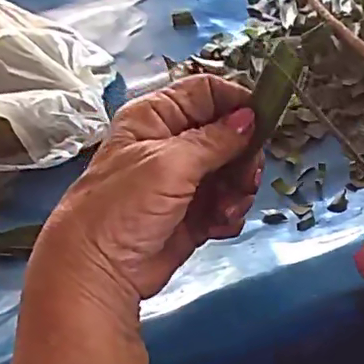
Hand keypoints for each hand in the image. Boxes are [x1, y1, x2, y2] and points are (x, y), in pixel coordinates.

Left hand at [30, 75, 260, 318]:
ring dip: (238, 191)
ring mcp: (184, 184)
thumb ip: (214, 139)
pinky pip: (226, 207)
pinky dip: (229, 216)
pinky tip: (219, 226)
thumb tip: (250, 117)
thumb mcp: (169, 163)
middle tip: (245, 179)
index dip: (237, 105)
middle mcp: (172, 146)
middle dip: (243, 158)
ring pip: (232, 175)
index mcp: (157, 118)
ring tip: (225, 210)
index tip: (262, 124)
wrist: (101, 269)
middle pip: (228, 137)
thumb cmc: (123, 208)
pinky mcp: (193, 218)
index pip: (207, 94)